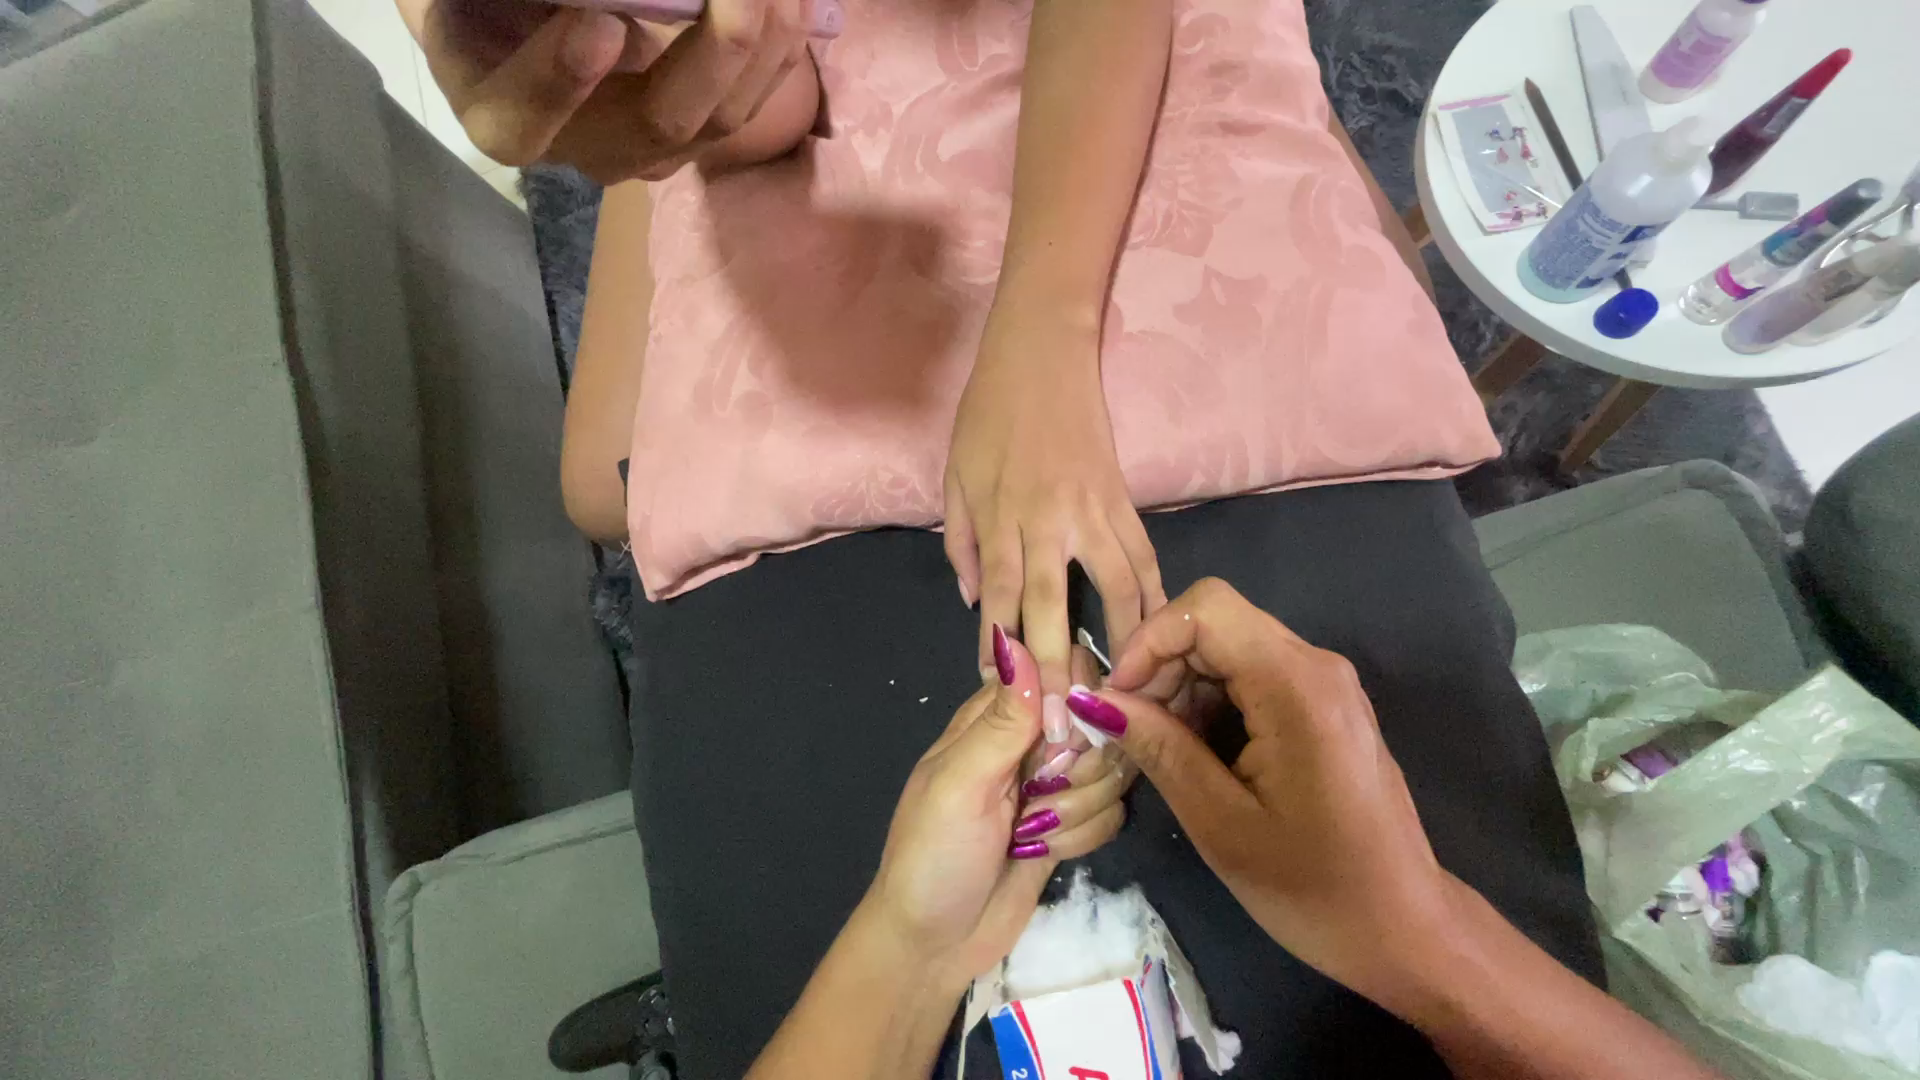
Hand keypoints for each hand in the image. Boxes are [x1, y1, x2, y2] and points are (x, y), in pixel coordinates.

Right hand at [397, 0, 815, 181]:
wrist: (522, 35)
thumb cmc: (479, 5)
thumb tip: (597, 4)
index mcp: (502, 118)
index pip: (525, 119)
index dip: (562, 78)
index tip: (601, 23)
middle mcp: (590, 152)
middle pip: (662, 124)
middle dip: (715, 48)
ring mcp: (653, 151)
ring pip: (723, 119)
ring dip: (764, 43)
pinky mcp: (697, 135)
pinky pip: (751, 101)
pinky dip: (779, 47)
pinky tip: (797, 2)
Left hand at [864, 628, 1124, 989]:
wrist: (935, 943)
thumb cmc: (934, 853)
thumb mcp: (961, 783)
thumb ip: (1001, 719)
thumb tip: (1015, 637)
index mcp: (996, 715)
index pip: (1063, 672)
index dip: (1075, 704)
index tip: (1056, 744)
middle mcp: (1030, 740)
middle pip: (1099, 722)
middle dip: (1078, 769)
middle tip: (1036, 799)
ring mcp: (1053, 782)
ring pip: (1111, 770)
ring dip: (1076, 810)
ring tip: (1031, 834)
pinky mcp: (1073, 822)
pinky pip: (1112, 812)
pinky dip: (1083, 837)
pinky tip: (1045, 855)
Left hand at [944, 301, 1165, 738]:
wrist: (1041, 353)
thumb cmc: (987, 416)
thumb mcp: (956, 477)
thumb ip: (963, 544)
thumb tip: (980, 604)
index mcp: (1002, 515)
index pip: (1002, 597)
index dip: (1005, 653)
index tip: (1010, 702)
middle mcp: (1050, 520)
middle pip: (1054, 605)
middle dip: (1059, 668)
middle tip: (1069, 723)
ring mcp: (1095, 510)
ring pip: (1117, 587)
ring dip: (1123, 642)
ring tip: (1129, 690)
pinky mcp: (1124, 499)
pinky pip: (1143, 556)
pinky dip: (1151, 596)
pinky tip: (1156, 629)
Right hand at [1067, 579, 1457, 1014]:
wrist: (1404, 929)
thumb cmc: (1312, 886)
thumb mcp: (1218, 820)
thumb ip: (1157, 747)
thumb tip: (1091, 700)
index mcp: (1297, 687)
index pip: (1206, 609)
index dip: (1148, 639)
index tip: (1116, 697)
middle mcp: (1315, 665)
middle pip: (1213, 621)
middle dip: (1159, 664)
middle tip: (1130, 728)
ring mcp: (1322, 679)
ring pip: (1225, 642)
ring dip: (1178, 681)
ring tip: (1157, 742)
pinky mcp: (1320, 699)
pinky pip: (1247, 668)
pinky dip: (1206, 694)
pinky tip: (1192, 745)